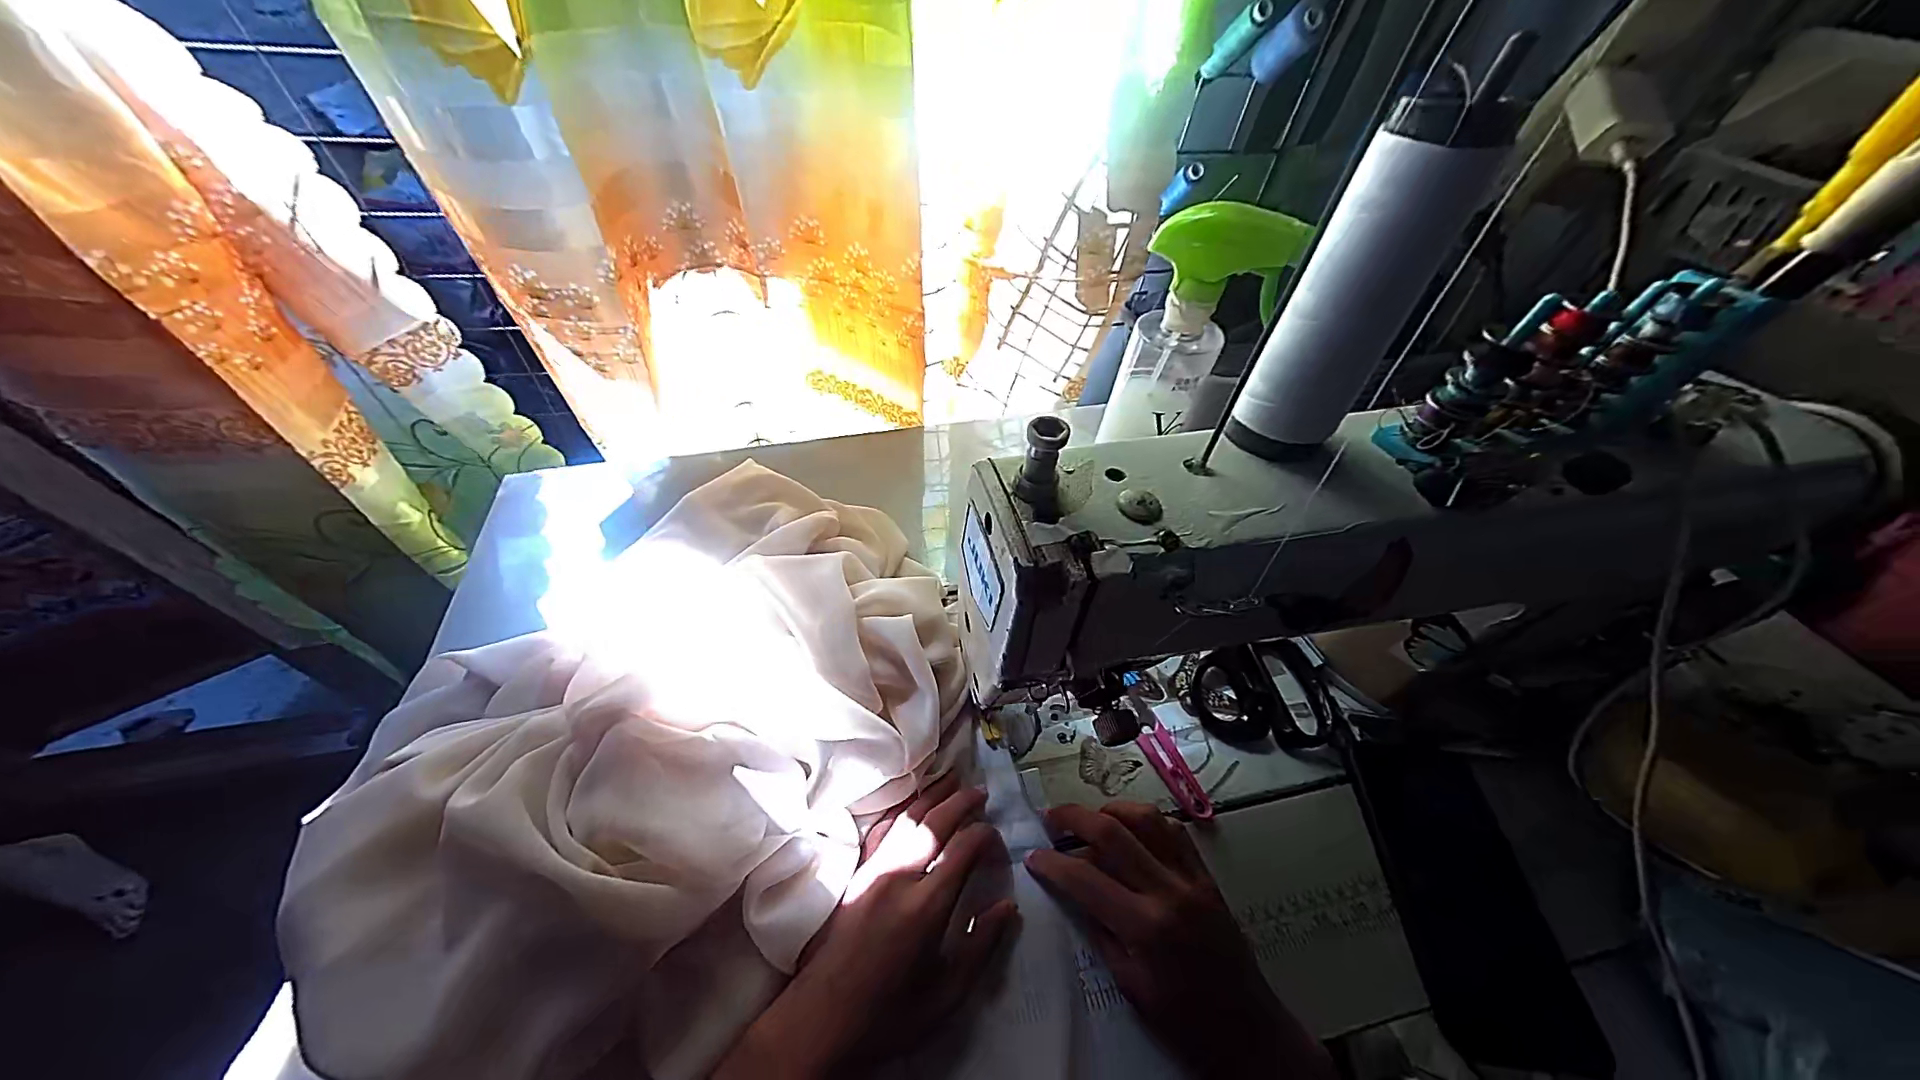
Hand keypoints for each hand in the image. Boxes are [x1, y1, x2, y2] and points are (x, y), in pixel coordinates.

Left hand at [714, 774, 1019, 1078]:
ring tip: (951, 780)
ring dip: (932, 796)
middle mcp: (898, 877)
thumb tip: (1008, 907)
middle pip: (934, 823)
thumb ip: (981, 946)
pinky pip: (881, 830)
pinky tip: (909, 804)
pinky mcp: (855, 875)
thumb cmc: (890, 1014)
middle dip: (961, 802)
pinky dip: (900, 810)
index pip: (962, 850)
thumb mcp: (947, 995)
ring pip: (906, 819)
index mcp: (925, 906)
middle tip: (981, 792)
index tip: (997, 839)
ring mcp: (873, 871)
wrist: (823, 1020)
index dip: (985, 837)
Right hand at [1026, 802, 1334, 1079]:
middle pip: (1114, 831)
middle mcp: (1170, 891)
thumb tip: (1071, 890)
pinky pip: (1174, 831)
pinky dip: (1146, 821)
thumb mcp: (1129, 985)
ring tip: (1089, 819)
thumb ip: (1099, 930)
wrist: (1249, 1033)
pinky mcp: (1208, 876)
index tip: (1033, 856)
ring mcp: (1193, 878)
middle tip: (1051, 818)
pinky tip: (1130, 830)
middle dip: (1074, 818)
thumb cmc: (1184, 1022)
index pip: (1086, 877)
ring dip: (1111, 810)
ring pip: (1147, 818)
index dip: (1053, 863)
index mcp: (1146, 927)